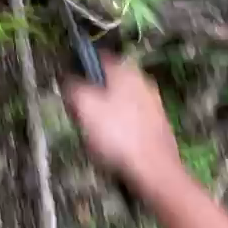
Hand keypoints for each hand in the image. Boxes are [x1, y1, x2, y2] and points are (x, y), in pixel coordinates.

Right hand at [64, 54, 182, 190]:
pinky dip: (121, 127)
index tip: (68, 83)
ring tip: (96, 134)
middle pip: (107, 80)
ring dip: (106, 112)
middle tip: (80, 112)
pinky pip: (131, 118)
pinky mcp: (159, 125)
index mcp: (123, 69)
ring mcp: (153, 102)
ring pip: (119, 100)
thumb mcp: (82, 106)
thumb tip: (68, 79)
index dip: (78, 66)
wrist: (156, 172)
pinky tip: (114, 146)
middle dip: (92, 93)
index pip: (95, 55)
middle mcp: (141, 79)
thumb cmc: (117, 134)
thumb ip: (71, 86)